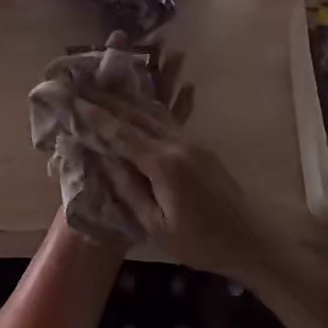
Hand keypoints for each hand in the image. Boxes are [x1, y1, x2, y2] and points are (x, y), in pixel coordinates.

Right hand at [71, 91, 294, 282]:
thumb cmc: (202, 243)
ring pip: (152, 112)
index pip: (121, 134)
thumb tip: (103, 160)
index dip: (94, 117)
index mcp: (164, 165)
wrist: (255, 243)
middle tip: (79, 85)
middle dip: (105, 99)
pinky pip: (167, 119)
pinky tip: (137, 98)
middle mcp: (177, 145)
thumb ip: (128, 189)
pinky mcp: (200, 147)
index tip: (72, 100)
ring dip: (124, 99)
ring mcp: (192, 142)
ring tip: (101, 86)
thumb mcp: (156, 225)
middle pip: (135, 115)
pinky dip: (146, 107)